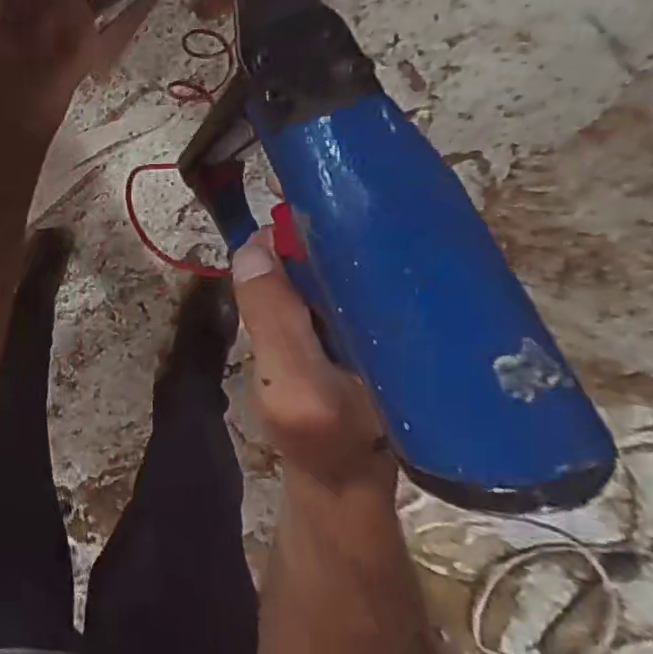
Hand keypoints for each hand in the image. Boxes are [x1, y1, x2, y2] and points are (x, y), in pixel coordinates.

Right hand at [233, 228, 392, 490]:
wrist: (336, 478)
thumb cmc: (324, 438)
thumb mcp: (294, 388)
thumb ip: (273, 319)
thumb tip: (251, 245)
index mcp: (401, 313)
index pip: (374, 237)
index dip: (335, 203)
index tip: (292, 175)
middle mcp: (395, 303)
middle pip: (349, 239)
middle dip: (307, 219)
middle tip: (264, 216)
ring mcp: (370, 310)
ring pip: (329, 257)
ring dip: (296, 242)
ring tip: (264, 228)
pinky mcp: (347, 318)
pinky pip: (317, 276)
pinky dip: (292, 264)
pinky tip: (272, 262)